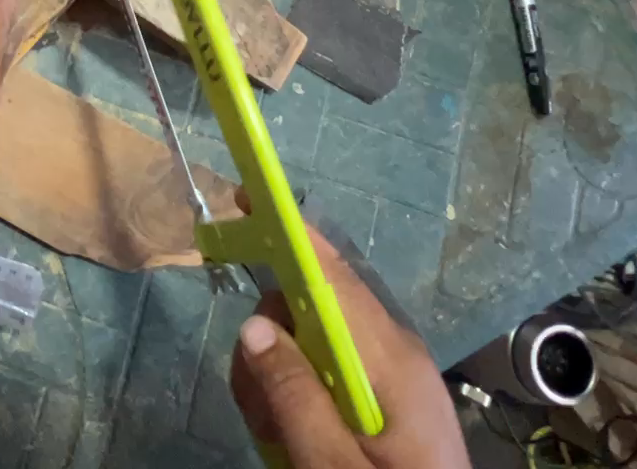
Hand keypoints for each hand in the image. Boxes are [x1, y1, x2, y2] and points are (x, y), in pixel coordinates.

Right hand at [231, 222, 468, 467]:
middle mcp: (391, 351)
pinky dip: (289, 389)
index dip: (290, 234)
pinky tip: (289, 433)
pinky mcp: (377, 392)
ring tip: (275, 433)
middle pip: (306, 306)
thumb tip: (253, 325)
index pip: (333, 277)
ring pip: (301, 337)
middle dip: (266, 339)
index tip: (245, 203)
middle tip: (255, 403)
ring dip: (272, 375)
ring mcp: (385, 372)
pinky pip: (316, 364)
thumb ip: (294, 399)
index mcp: (391, 361)